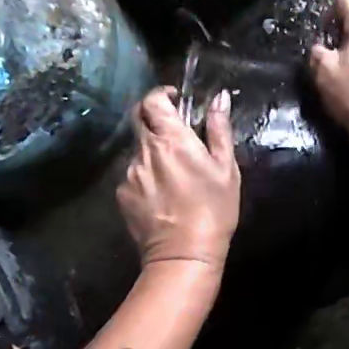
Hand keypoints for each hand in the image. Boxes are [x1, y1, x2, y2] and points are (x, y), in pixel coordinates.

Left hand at [117, 87, 240, 269]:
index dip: (161, 94)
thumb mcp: (226, 169)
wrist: (183, 255)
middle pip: (139, 120)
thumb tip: (220, 98)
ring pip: (137, 150)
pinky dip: (145, 177)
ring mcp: (129, 173)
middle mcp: (144, 151)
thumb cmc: (213, 210)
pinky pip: (132, 175)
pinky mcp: (122, 194)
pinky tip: (161, 195)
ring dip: (152, 152)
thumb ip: (219, 130)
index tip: (174, 99)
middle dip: (154, 118)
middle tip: (173, 132)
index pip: (153, 100)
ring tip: (173, 174)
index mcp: (171, 139)